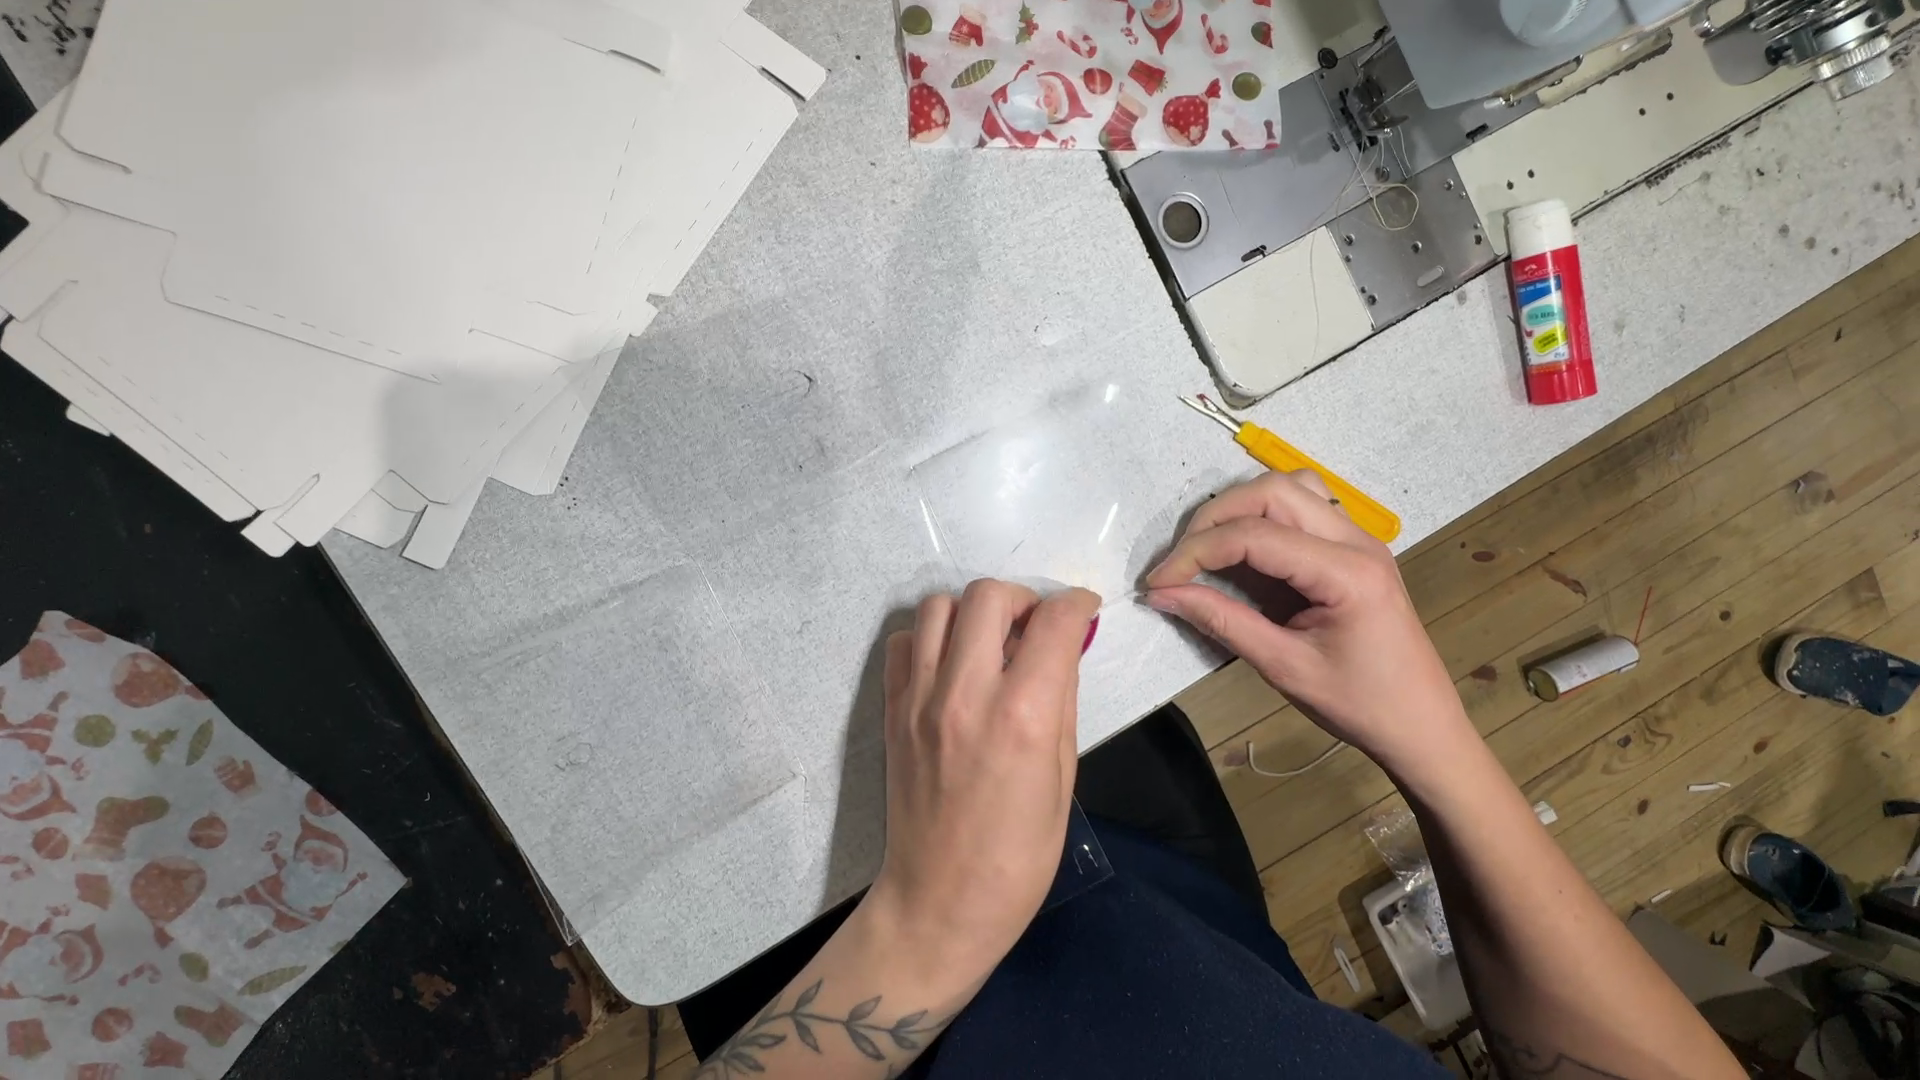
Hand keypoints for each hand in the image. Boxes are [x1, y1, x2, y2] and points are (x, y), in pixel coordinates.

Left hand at [867, 580, 1100, 979]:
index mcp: (1024, 716)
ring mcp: (919, 699)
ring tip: (990, 643)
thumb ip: (1062, 701)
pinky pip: (903, 641)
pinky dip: (929, 637)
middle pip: (989, 596)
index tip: (1083, 610)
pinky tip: (949, 665)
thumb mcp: (1064, 779)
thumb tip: (1064, 649)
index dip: (1077, 604)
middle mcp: (966, 693)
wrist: (939, 901)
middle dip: (1023, 598)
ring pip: (939, 606)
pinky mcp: (891, 710)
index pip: (1054, 622)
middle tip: (1035, 628)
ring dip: (973, 612)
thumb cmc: (1018, 857)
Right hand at [1143, 471, 1471, 775]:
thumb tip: (1164, 594)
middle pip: (1271, 492)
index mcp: (1346, 572)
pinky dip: (1264, 513)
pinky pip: (1304, 506)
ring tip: (1207, 547)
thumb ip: (1222, 621)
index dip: (1195, 552)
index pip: (1254, 535)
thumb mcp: (1283, 666)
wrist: (1422, 725)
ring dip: (1241, 507)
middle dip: (1213, 519)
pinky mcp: (1353, 548)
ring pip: (1290, 487)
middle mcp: (1356, 540)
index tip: (1157, 583)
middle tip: (1179, 562)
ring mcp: (1359, 539)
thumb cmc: (1359, 705)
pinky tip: (1244, 546)